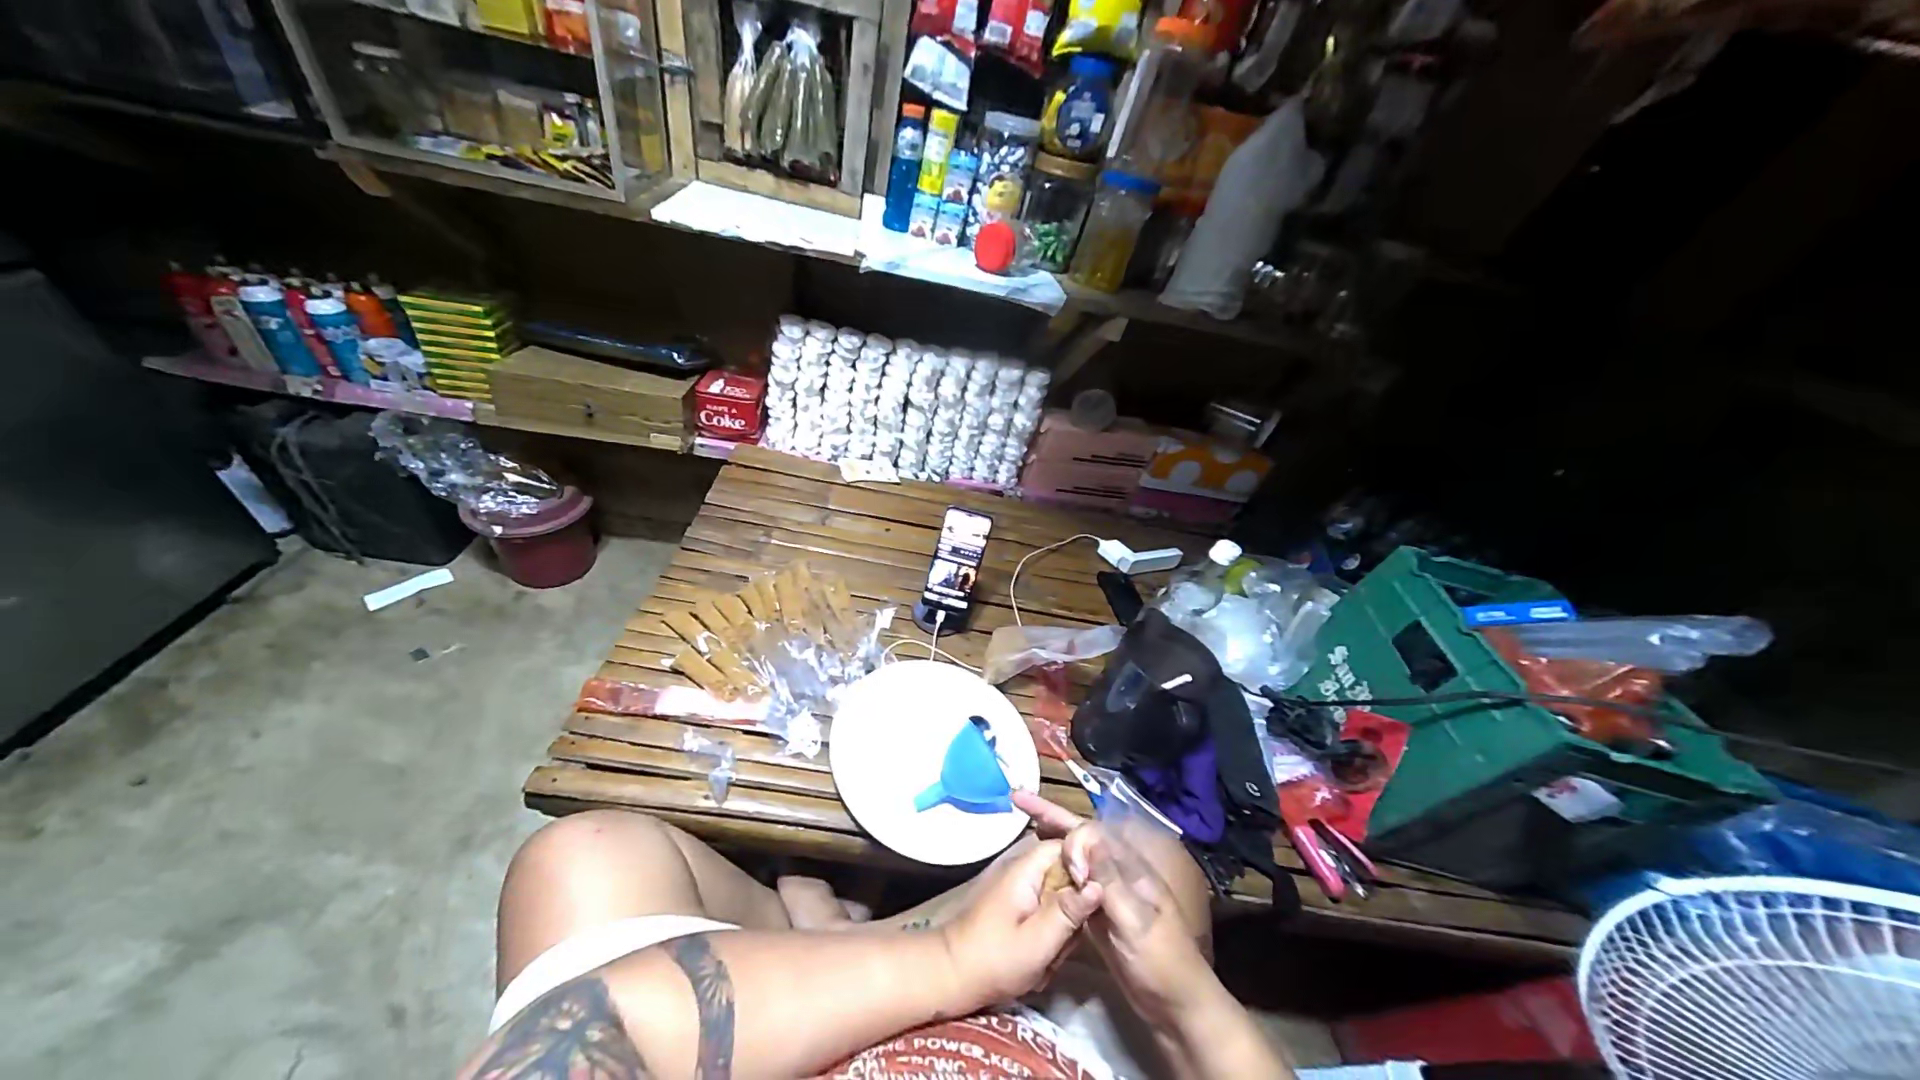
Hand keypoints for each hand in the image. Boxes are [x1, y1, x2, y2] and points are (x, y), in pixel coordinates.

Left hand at [937, 839, 1102, 1010]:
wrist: (951, 978)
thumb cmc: (994, 958)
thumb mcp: (1038, 940)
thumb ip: (1069, 912)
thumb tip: (1099, 885)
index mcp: (1025, 869)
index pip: (1066, 847)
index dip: (1086, 867)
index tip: (1098, 899)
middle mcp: (1022, 873)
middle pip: (1065, 877)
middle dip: (1071, 911)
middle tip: (1063, 942)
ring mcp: (1018, 892)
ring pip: (1057, 901)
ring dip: (1059, 931)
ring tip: (1047, 958)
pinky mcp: (1016, 911)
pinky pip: (1044, 916)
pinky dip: (1046, 938)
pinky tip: (1038, 962)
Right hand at [1014, 790, 1216, 1027]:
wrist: (1176, 1007)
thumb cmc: (1161, 963)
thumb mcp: (1136, 921)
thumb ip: (1110, 879)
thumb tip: (1086, 836)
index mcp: (1131, 866)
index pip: (1094, 833)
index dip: (1074, 840)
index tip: (1072, 872)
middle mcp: (1118, 870)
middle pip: (1081, 835)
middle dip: (1051, 815)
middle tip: (1020, 799)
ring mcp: (1107, 890)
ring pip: (1074, 855)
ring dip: (1050, 835)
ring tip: (1025, 819)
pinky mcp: (1098, 910)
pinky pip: (1072, 881)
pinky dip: (1054, 867)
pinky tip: (1037, 865)